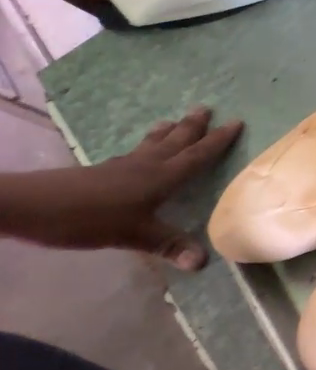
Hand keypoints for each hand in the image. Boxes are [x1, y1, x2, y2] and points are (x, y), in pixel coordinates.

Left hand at [16, 107, 241, 269]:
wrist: (24, 206)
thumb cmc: (86, 217)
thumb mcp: (131, 235)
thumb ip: (167, 245)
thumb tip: (203, 262)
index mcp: (160, 177)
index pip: (197, 155)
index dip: (218, 140)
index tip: (236, 122)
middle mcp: (144, 167)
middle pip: (173, 142)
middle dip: (191, 126)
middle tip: (205, 108)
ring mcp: (119, 169)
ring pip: (150, 146)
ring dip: (165, 133)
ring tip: (173, 120)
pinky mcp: (98, 174)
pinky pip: (131, 155)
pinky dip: (142, 148)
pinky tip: (137, 153)